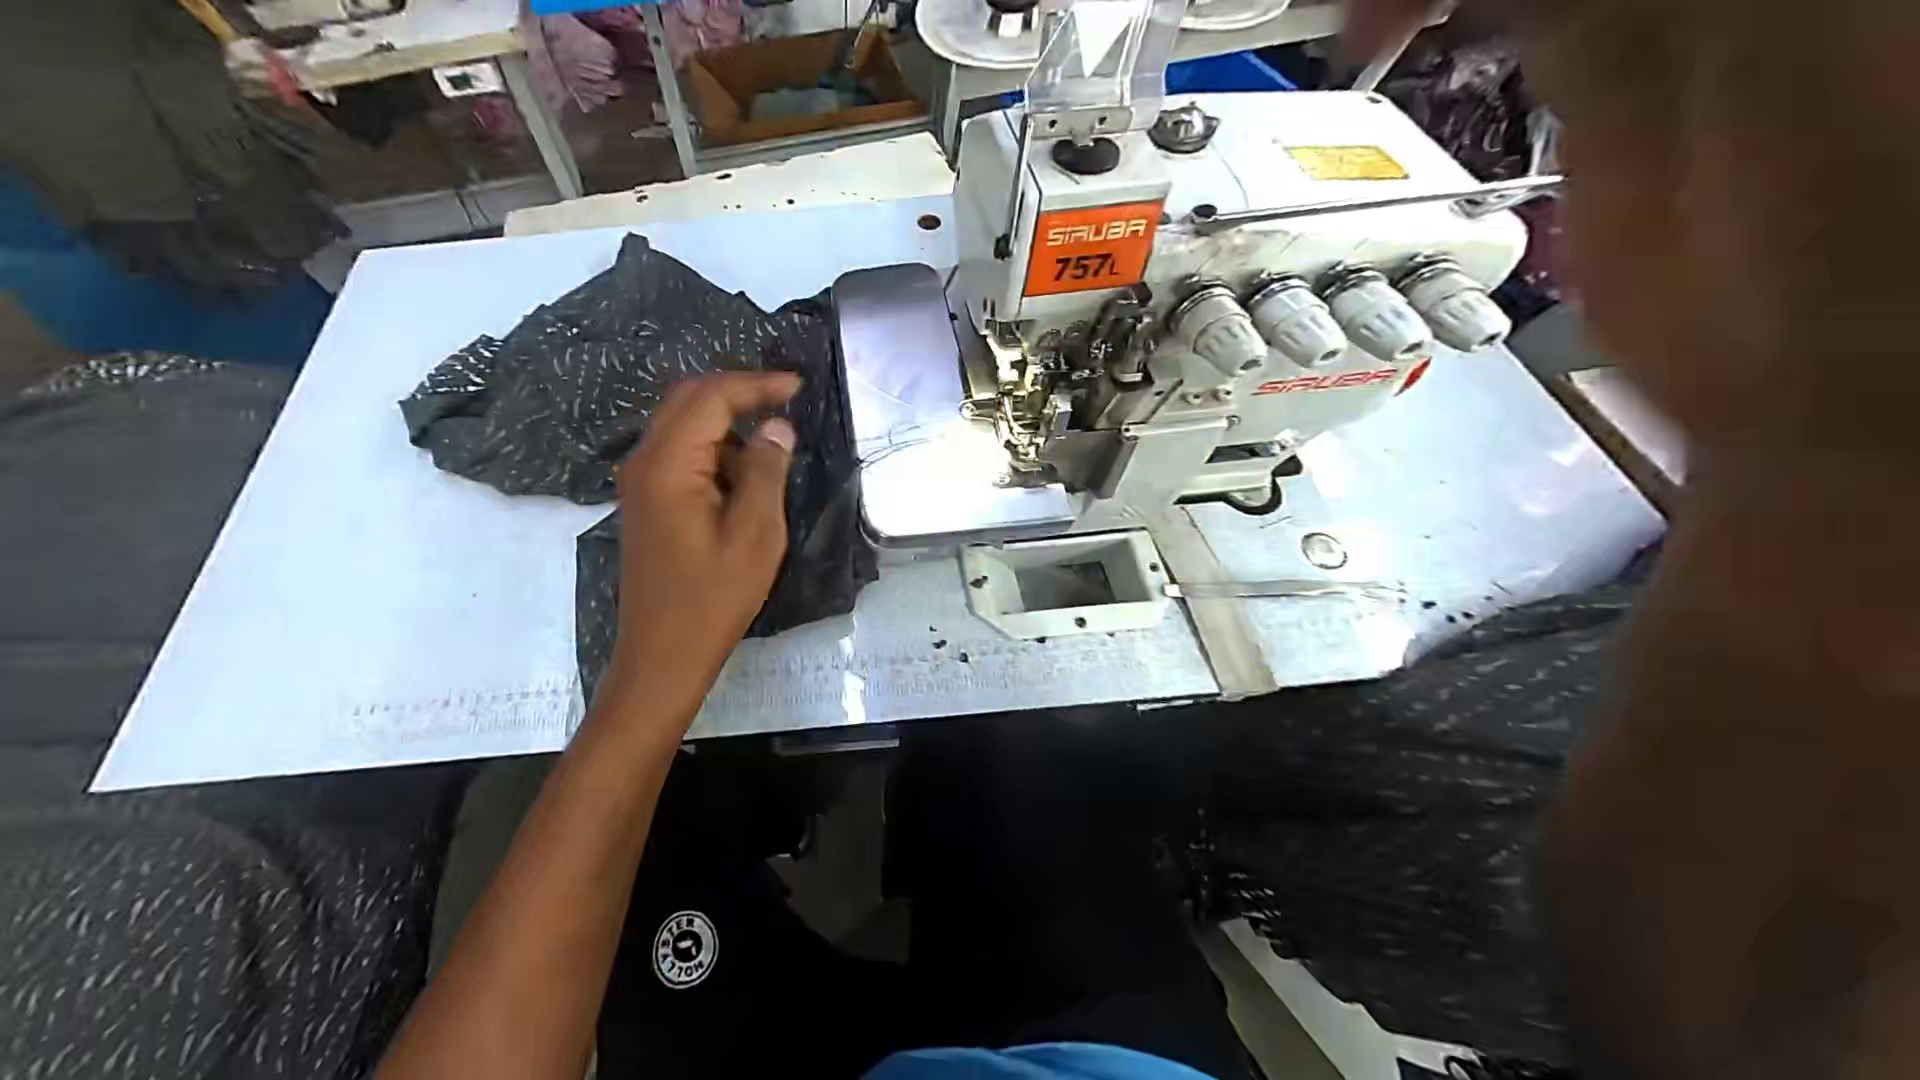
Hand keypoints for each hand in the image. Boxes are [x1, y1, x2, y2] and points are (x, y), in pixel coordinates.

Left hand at [599, 372, 800, 727]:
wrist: (664, 653)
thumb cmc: (713, 598)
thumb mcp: (756, 534)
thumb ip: (766, 472)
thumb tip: (776, 427)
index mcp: (668, 465)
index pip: (710, 398)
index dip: (755, 384)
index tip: (798, 385)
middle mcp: (645, 462)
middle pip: (688, 400)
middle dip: (738, 391)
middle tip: (785, 398)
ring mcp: (641, 482)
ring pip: (683, 425)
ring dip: (727, 421)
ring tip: (773, 440)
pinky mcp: (648, 501)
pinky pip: (681, 454)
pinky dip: (716, 449)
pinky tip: (746, 473)